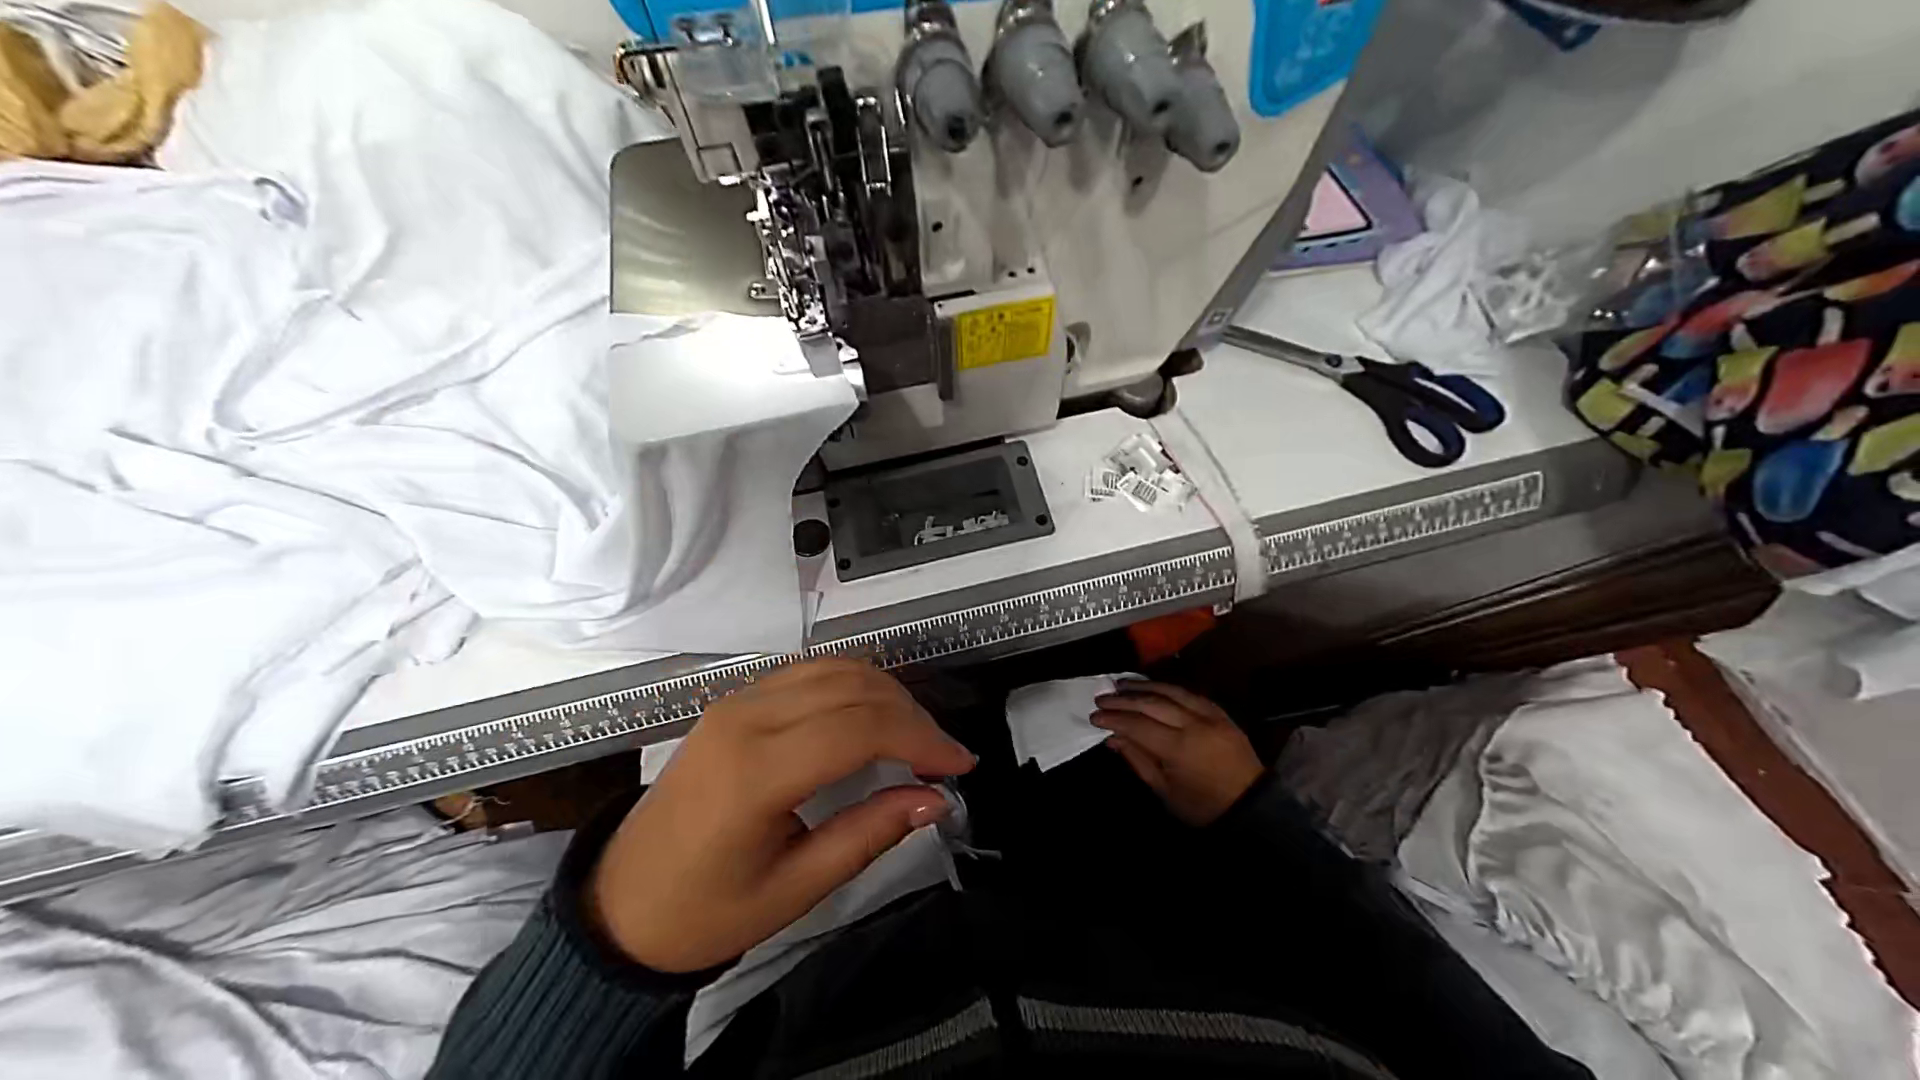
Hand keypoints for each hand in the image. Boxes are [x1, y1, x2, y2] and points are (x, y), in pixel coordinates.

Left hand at [587, 658, 975, 972]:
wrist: (622, 904)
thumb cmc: (706, 911)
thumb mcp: (795, 888)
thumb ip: (870, 834)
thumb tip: (935, 798)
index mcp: (754, 772)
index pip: (858, 728)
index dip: (921, 738)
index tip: (958, 765)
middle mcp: (744, 718)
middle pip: (852, 687)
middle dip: (911, 715)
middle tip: (942, 757)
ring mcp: (736, 702)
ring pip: (833, 669)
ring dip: (886, 694)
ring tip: (916, 739)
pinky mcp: (735, 701)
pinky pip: (808, 673)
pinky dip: (853, 686)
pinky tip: (872, 718)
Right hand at [1092, 680, 1264, 825]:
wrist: (1251, 806)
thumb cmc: (1202, 805)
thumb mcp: (1164, 790)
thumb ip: (1137, 759)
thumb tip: (1113, 737)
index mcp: (1179, 748)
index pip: (1138, 724)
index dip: (1114, 718)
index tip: (1094, 716)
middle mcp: (1194, 725)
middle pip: (1152, 703)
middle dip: (1123, 699)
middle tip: (1102, 698)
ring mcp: (1210, 715)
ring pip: (1171, 691)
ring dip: (1144, 686)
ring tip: (1122, 684)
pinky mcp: (1221, 713)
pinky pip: (1190, 693)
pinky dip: (1168, 689)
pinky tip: (1153, 688)